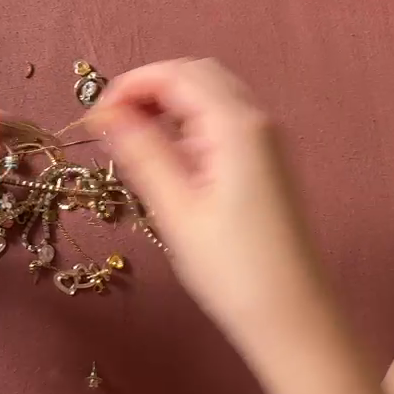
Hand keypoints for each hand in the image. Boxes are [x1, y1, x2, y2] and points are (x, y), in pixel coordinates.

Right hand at [88, 59, 337, 358]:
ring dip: (170, 101)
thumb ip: (141, 152)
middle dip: (150, 87)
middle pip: (196, 74)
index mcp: (237, 126)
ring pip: (212, 93)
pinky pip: (224, 118)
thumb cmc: (234, 270)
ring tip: (134, 138)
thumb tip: (108, 114)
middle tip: (113, 122)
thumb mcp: (176, 210)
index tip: (97, 115)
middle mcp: (258, 121)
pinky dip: (190, 120)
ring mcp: (267, 139)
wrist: (296, 319)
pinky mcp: (268, 160)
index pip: (176, 75)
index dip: (131, 84)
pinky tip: (171, 155)